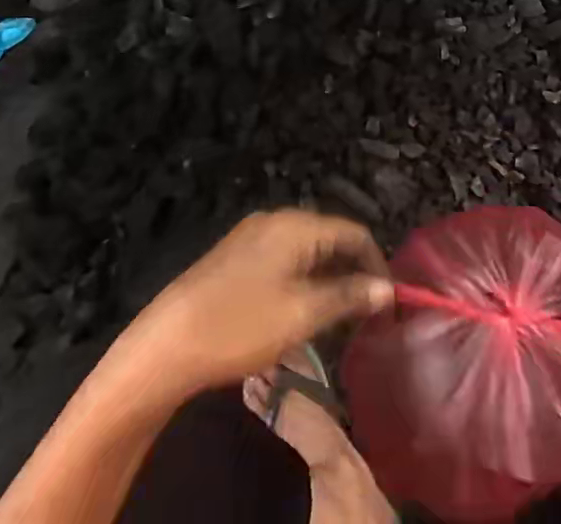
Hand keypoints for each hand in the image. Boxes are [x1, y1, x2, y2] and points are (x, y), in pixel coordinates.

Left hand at [124, 210, 394, 395]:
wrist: (170, 340)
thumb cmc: (242, 325)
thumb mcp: (303, 314)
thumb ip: (348, 296)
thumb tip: (386, 287)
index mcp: (293, 225)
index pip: (352, 232)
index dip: (376, 264)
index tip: (390, 303)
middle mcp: (273, 220)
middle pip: (329, 237)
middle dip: (352, 270)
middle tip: (367, 314)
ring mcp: (251, 236)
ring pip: (306, 250)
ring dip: (328, 277)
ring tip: (340, 317)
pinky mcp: (236, 256)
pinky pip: (283, 258)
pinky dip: (302, 279)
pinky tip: (302, 310)